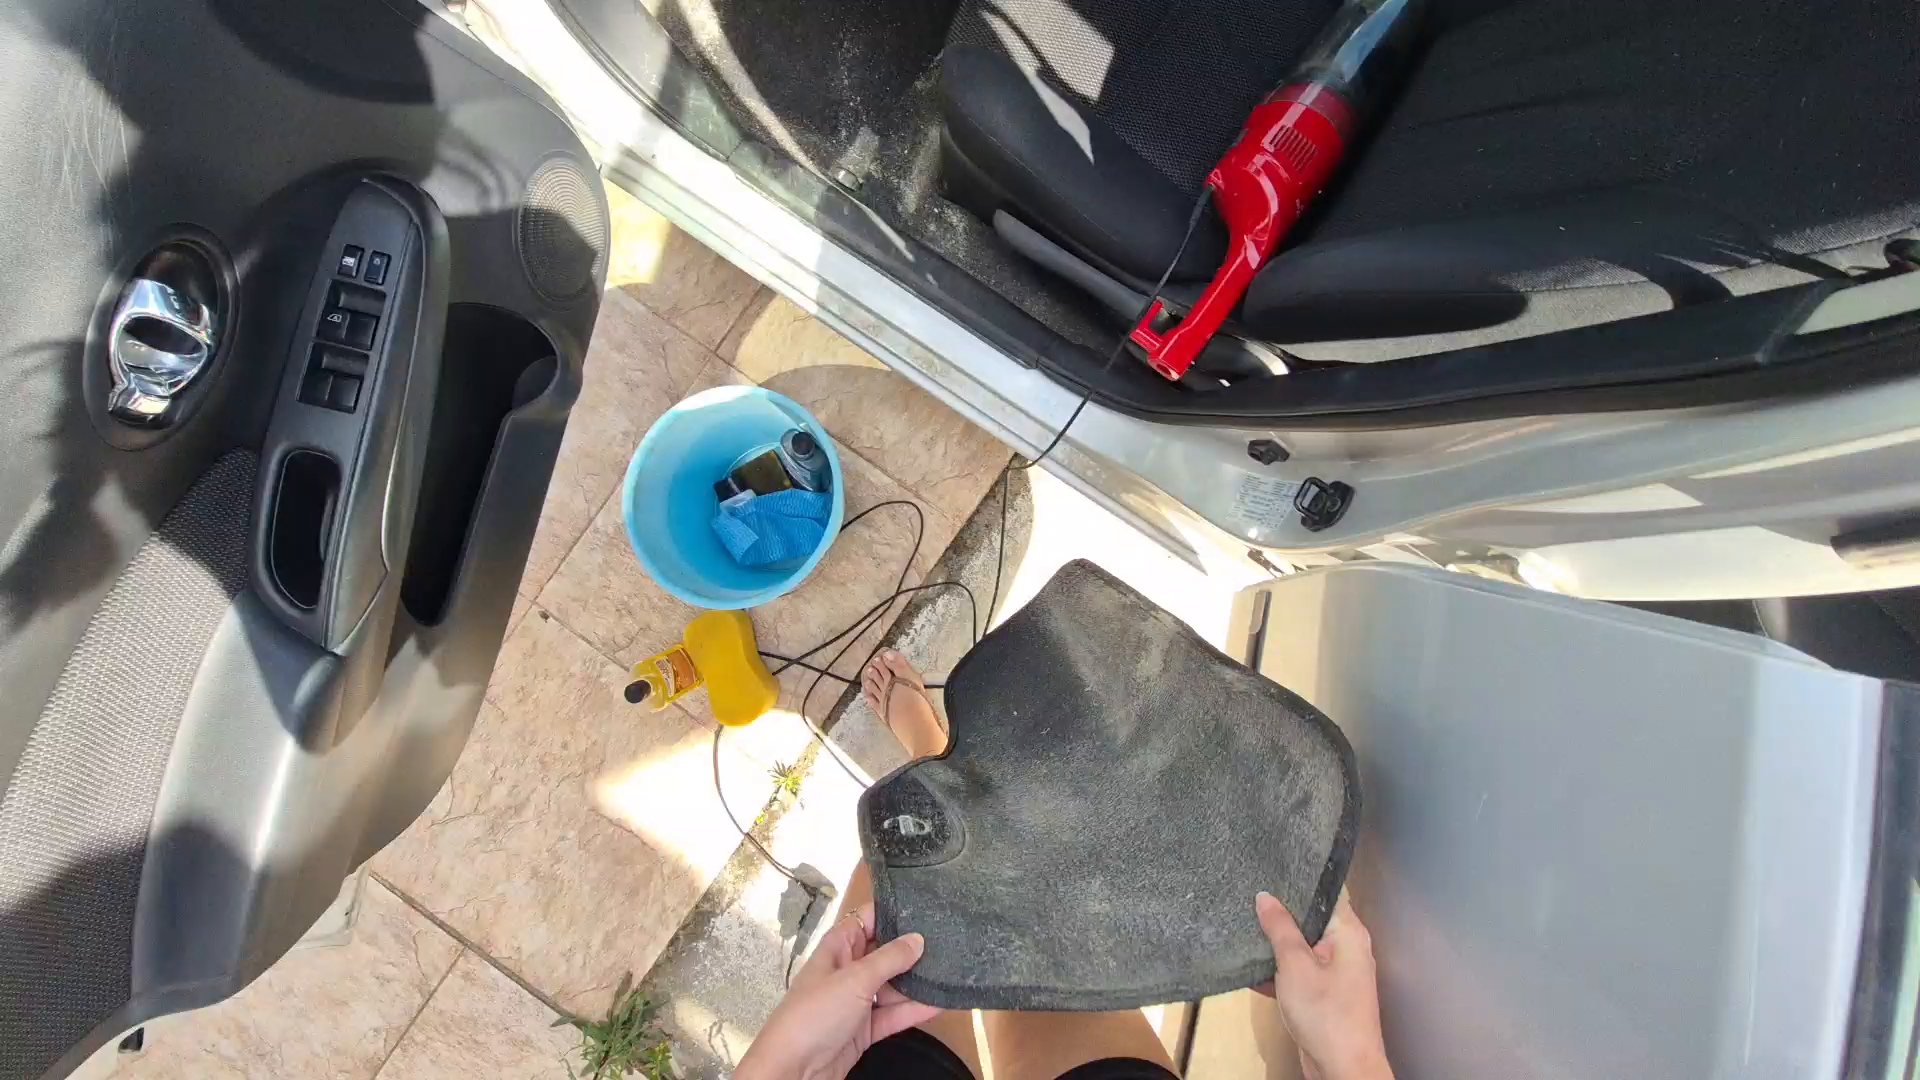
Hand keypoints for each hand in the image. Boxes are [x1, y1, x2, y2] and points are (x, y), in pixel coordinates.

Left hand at [735, 902, 939, 1079]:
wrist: (792, 1073)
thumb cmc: (817, 1013)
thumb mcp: (855, 979)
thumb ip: (889, 958)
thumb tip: (918, 938)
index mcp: (839, 946)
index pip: (869, 917)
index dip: (894, 910)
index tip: (926, 905)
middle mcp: (849, 969)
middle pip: (885, 951)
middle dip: (912, 948)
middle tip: (948, 939)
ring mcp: (857, 1001)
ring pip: (892, 985)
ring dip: (916, 980)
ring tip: (951, 969)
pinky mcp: (864, 1030)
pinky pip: (893, 1014)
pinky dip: (913, 1010)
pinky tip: (940, 1002)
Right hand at [1254, 891, 1393, 1079]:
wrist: (1344, 1074)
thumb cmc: (1325, 1013)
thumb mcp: (1295, 965)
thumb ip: (1279, 927)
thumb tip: (1264, 895)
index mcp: (1348, 934)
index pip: (1325, 891)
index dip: (1298, 876)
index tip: (1269, 863)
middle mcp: (1346, 948)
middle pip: (1310, 917)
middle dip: (1279, 908)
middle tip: (1247, 888)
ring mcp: (1335, 973)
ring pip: (1300, 944)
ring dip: (1274, 940)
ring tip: (1241, 919)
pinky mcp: (1324, 994)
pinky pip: (1298, 969)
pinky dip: (1277, 967)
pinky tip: (1248, 962)